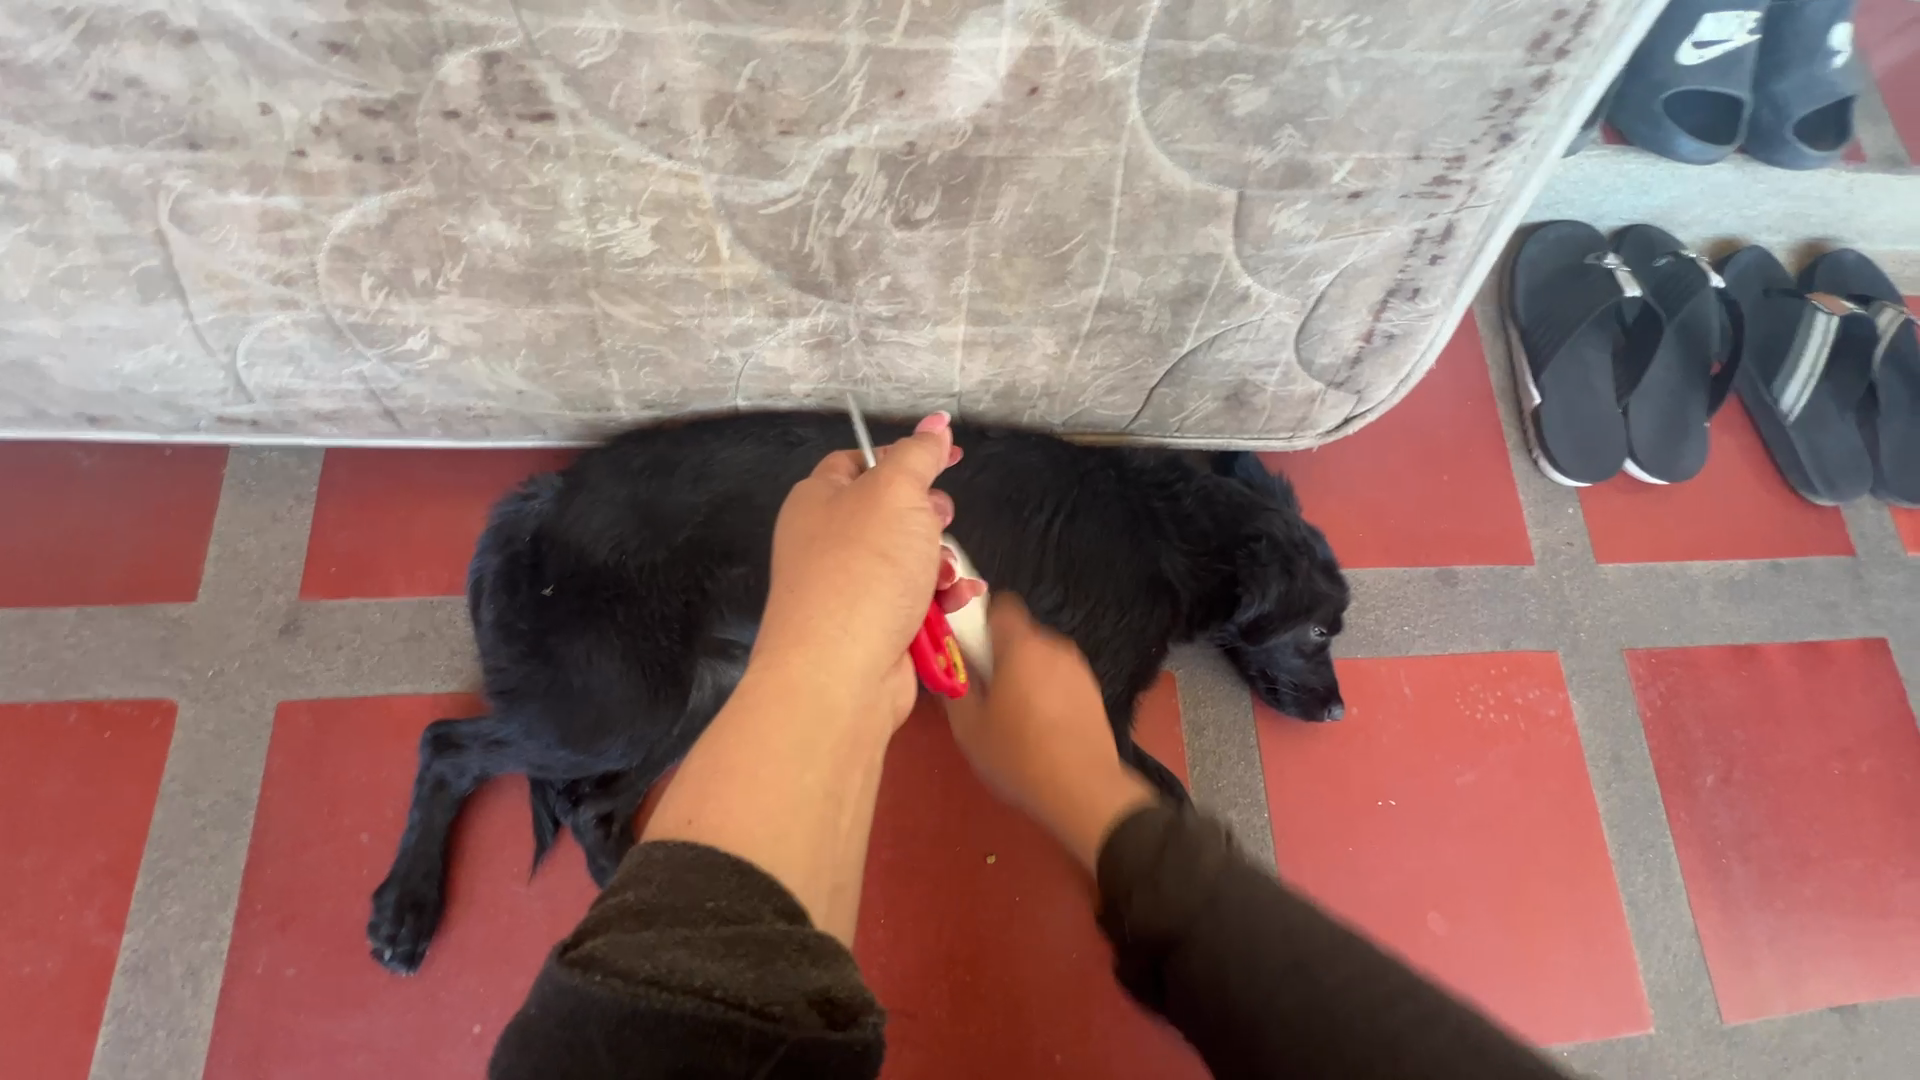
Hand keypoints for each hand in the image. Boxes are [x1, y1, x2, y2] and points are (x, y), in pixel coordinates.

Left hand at [752, 413, 964, 730]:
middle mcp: (828, 540)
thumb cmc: (863, 568)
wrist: (840, 670)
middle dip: (928, 516)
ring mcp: (848, 587)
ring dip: (939, 562)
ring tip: (944, 574)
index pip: (862, 460)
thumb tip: (935, 422)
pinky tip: (957, 598)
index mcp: (819, 498)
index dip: (907, 455)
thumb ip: (919, 455)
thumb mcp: (896, 493)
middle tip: (938, 521)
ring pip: (908, 558)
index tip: (950, 455)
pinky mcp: (871, 625)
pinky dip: (938, 597)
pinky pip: (913, 598)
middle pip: (890, 512)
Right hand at [942, 595, 1157, 869]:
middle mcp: (1053, 645)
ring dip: (1024, 672)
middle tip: (984, 689)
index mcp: (1020, 645)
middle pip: (1019, 633)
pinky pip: (1059, 677)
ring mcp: (1078, 667)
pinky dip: (1046, 690)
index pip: (1000, 604)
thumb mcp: (968, 726)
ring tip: (1012, 714)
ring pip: (1040, 656)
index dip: (981, 618)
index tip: (969, 646)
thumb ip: (954, 685)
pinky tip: (1040, 727)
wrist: (1083, 791)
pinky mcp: (1093, 690)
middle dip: (1000, 652)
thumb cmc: (1017, 754)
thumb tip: (950, 664)